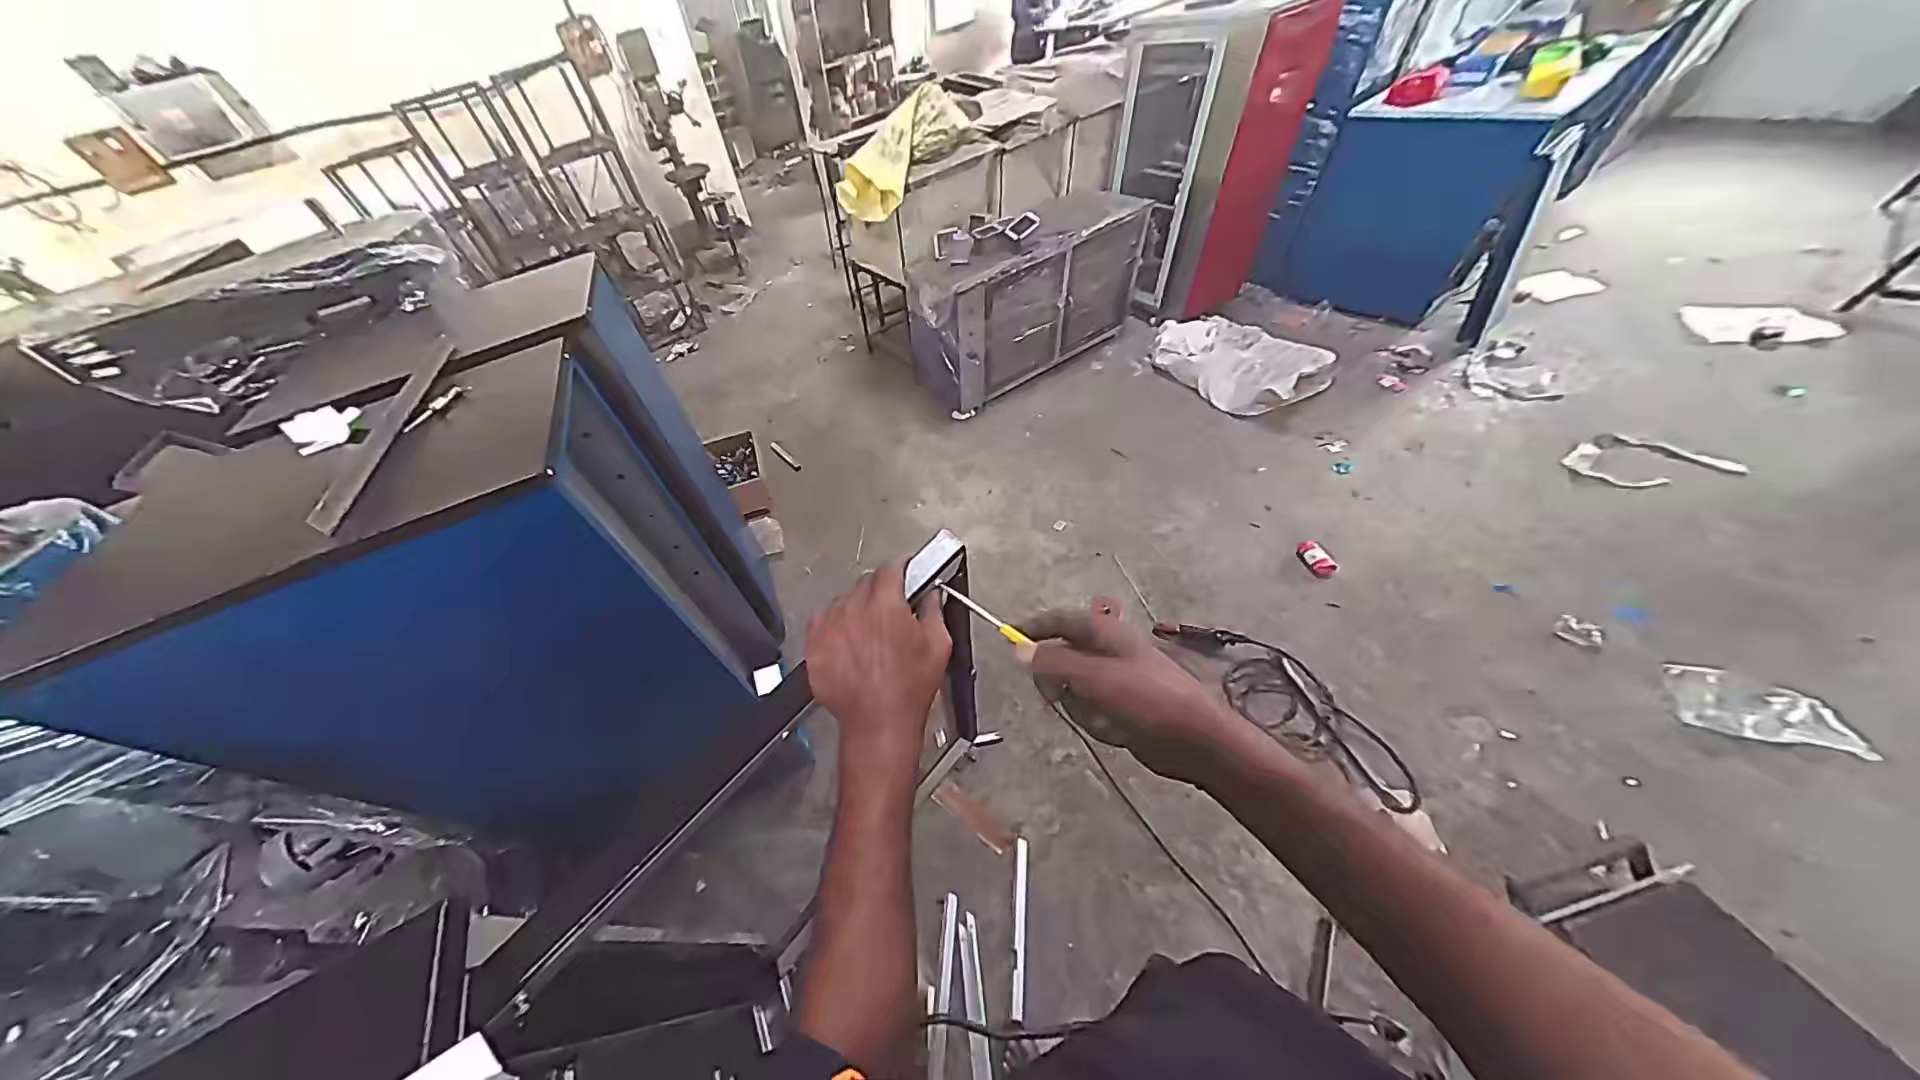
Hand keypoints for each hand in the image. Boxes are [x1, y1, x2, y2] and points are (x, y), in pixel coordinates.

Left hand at [807, 563, 951, 776]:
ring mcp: (831, 627)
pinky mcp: (815, 645)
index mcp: (886, 605)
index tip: (905, 572)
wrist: (878, 723)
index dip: (901, 568)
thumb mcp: (938, 646)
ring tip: (870, 632)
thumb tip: (932, 596)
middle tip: (892, 609)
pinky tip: (849, 643)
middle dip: (880, 590)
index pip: (891, 569)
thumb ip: (934, 611)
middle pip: (866, 582)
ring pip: (844, 601)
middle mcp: (854, 610)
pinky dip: (836, 626)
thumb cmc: (907, 690)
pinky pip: (823, 621)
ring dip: (857, 608)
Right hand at [1020, 600, 1253, 783]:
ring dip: (1082, 709)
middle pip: (1060, 660)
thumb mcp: (1095, 677)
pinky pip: (1089, 713)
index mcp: (1105, 633)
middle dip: (1059, 683)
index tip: (1008, 637)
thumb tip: (1019, 649)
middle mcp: (1107, 653)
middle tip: (1061, 695)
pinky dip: (1097, 723)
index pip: (1059, 621)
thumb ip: (1053, 663)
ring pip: (1072, 692)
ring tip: (1105, 718)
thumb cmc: (1148, 698)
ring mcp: (1113, 682)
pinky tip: (1117, 730)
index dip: (1033, 627)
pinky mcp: (1119, 708)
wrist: (1194, 739)